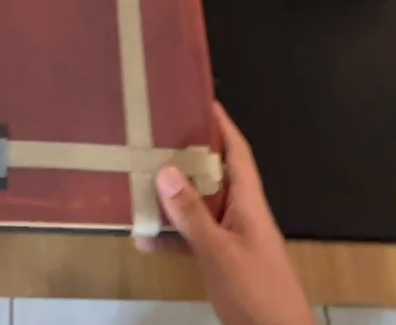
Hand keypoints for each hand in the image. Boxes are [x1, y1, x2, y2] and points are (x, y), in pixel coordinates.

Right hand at [139, 104, 314, 324]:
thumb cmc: (259, 295)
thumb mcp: (221, 254)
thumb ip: (192, 214)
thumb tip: (165, 168)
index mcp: (249, 203)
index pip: (237, 152)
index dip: (221, 125)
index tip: (198, 100)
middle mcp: (240, 214)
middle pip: (212, 174)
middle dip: (184, 156)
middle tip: (152, 137)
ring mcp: (232, 240)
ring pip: (198, 207)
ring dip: (171, 199)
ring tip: (137, 183)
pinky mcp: (223, 264)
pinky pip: (192, 239)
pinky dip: (170, 237)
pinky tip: (143, 240)